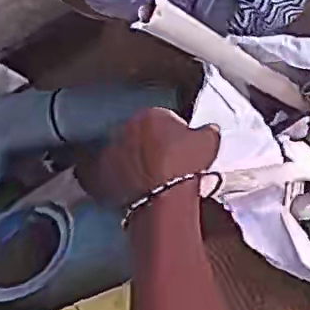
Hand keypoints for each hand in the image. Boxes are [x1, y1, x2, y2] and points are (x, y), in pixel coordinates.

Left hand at [90, 108, 219, 203]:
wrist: (165, 195)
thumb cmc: (186, 164)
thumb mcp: (210, 140)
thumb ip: (206, 130)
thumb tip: (208, 129)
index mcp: (151, 114)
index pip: (164, 116)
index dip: (176, 129)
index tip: (183, 141)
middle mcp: (125, 127)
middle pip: (141, 131)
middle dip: (152, 140)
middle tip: (169, 156)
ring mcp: (110, 150)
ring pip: (126, 150)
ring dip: (137, 156)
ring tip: (155, 172)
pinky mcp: (100, 173)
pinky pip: (113, 170)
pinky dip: (123, 173)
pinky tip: (140, 182)